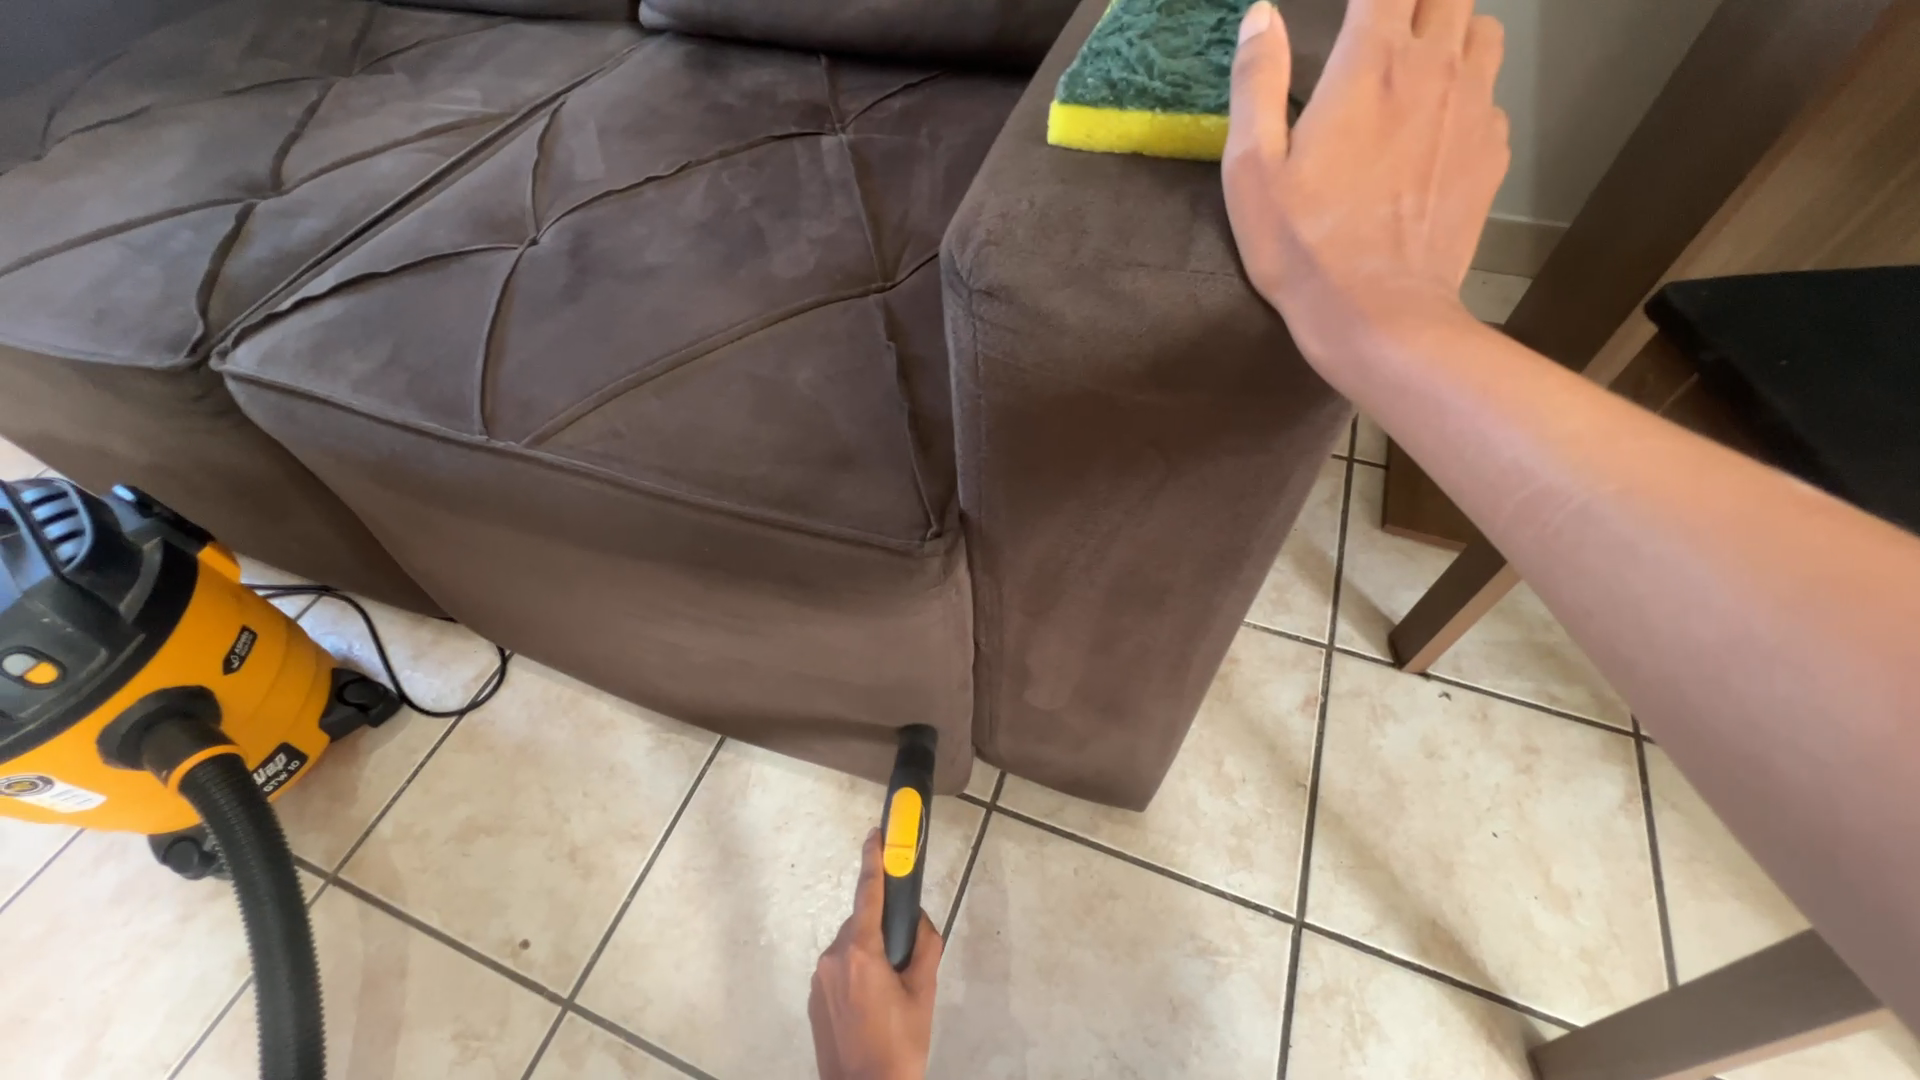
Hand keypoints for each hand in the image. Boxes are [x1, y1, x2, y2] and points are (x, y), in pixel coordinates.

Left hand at [809, 829, 942, 1079]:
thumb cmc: (900, 1044)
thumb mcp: (924, 993)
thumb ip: (925, 946)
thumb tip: (919, 921)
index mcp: (861, 951)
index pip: (869, 893)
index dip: (874, 859)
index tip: (877, 833)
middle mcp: (833, 956)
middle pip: (862, 922)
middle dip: (883, 927)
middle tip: (906, 956)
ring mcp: (819, 978)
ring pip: (851, 946)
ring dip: (870, 952)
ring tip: (891, 990)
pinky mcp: (814, 998)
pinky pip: (840, 968)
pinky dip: (857, 971)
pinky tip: (872, 1004)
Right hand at [1223, 0, 1510, 362]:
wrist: (1379, 314)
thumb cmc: (1303, 246)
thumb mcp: (1251, 171)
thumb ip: (1255, 85)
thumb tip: (1262, 14)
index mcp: (1371, 63)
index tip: (1353, 6)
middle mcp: (1434, 67)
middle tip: (1383, 27)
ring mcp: (1474, 108)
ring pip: (1481, 29)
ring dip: (1450, 31)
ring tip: (1416, 63)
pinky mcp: (1491, 151)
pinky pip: (1490, 93)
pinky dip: (1467, 91)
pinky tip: (1436, 128)